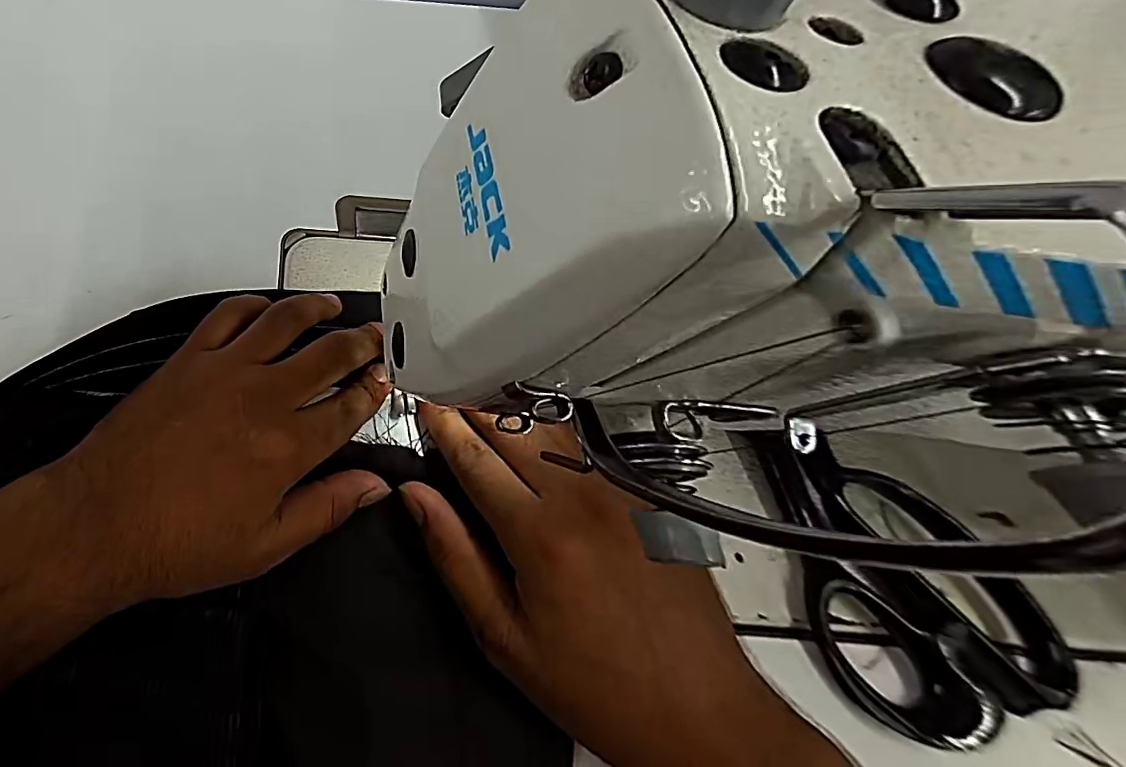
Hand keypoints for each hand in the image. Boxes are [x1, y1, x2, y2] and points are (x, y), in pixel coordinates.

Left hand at [45, 294, 392, 603]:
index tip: (382, 380)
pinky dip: (252, 304)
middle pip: (329, 352)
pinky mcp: (186, 359)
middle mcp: (260, 398)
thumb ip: (326, 509)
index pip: (349, 406)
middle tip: (371, 338)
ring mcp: (222, 371)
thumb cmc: (173, 539)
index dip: (374, 390)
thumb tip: (369, 489)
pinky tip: (262, 308)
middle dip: (361, 341)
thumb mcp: (265, 545)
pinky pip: (227, 315)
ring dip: (314, 308)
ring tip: (329, 306)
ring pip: (283, 320)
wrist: (102, 519)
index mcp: (287, 448)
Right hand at [401, 405, 848, 766]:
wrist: (709, 721)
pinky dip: (546, 437)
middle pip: (511, 425)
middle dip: (469, 406)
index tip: (424, 408)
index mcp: (542, 536)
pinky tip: (531, 451)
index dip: (441, 424)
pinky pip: (583, 450)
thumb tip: (416, 498)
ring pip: (549, 427)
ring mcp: (622, 498)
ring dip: (507, 416)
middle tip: (444, 405)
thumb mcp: (503, 634)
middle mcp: (585, 505)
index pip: (473, 455)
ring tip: (479, 419)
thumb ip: (453, 554)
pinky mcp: (647, 502)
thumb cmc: (608, 691)